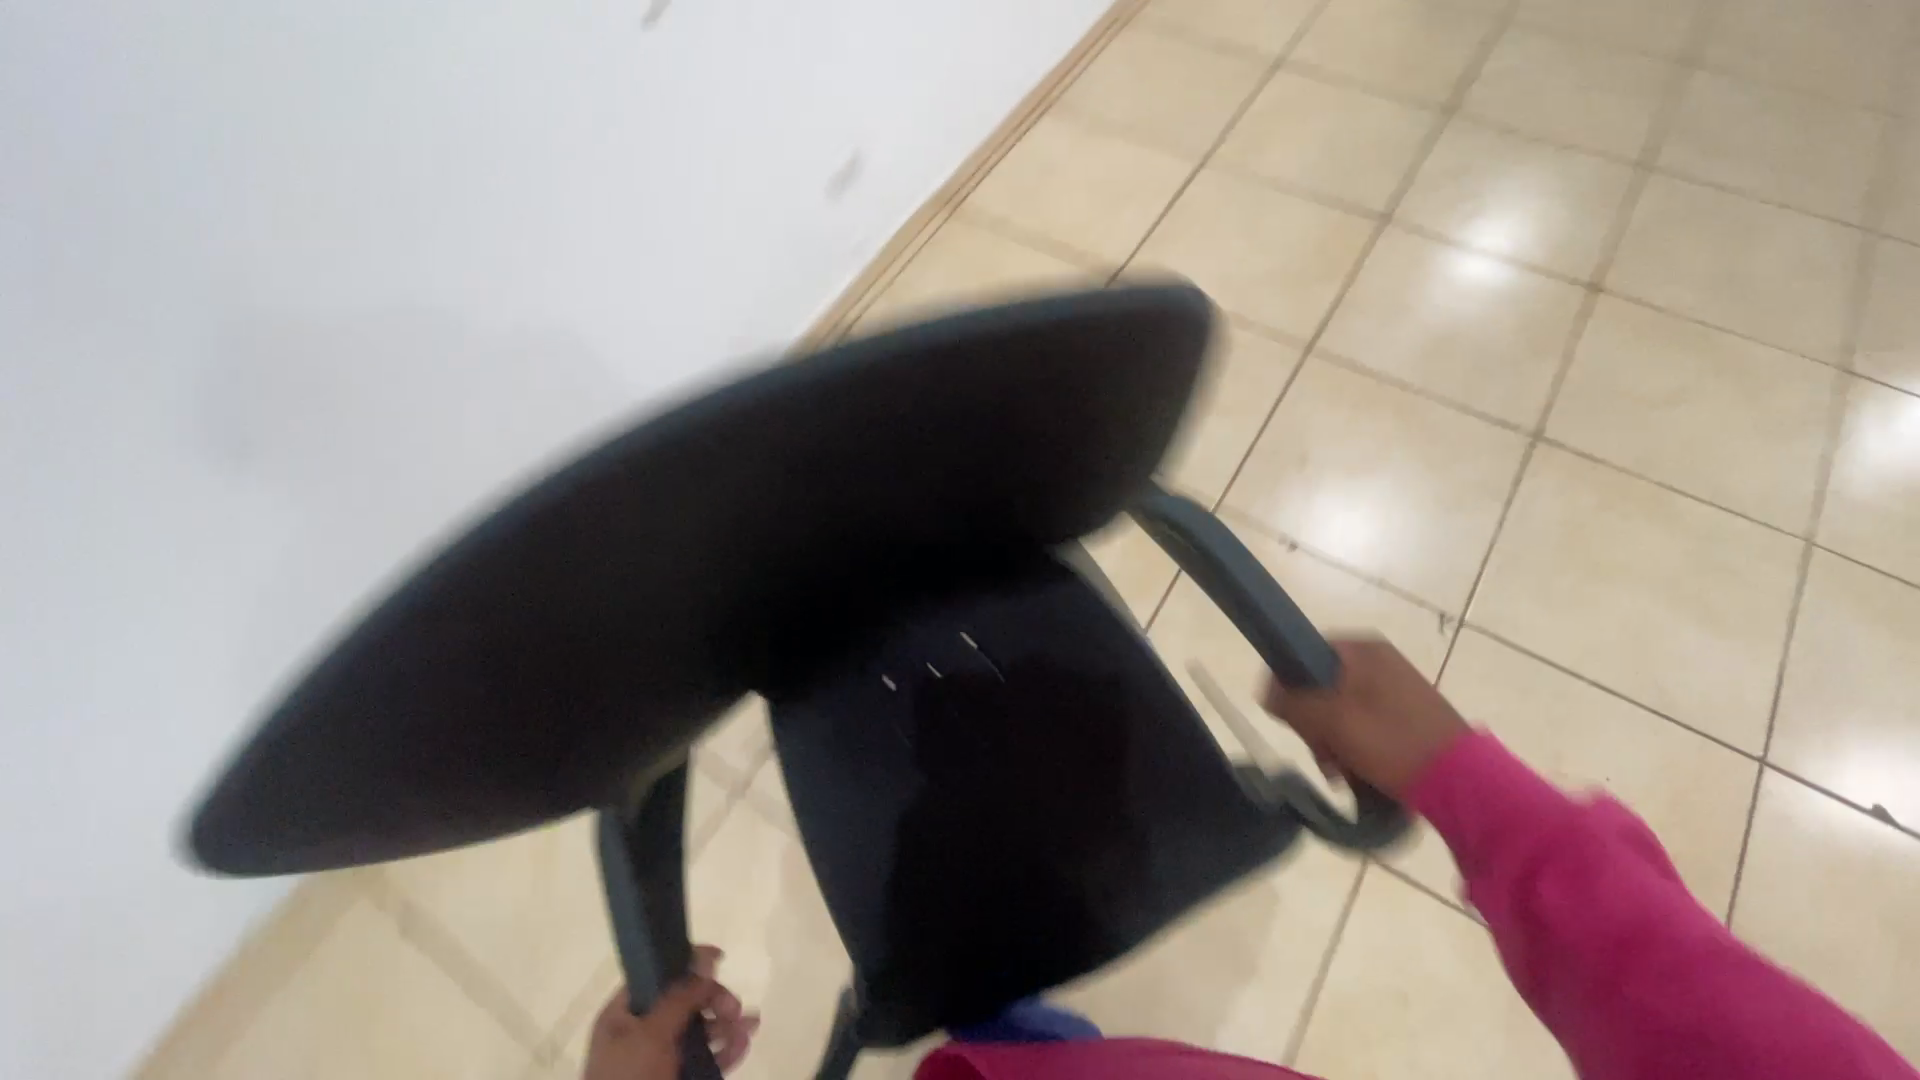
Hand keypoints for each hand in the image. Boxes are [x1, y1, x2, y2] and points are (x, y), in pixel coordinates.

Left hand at [583, 945, 759, 1079]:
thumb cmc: (628, 1079)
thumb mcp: (651, 1034)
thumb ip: (680, 997)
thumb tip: (705, 958)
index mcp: (624, 1016)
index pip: (657, 976)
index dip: (687, 963)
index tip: (719, 958)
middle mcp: (643, 1032)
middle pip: (686, 1001)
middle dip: (714, 999)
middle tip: (733, 1007)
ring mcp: (662, 1059)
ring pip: (702, 1029)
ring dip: (728, 1023)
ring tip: (751, 1025)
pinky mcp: (680, 1079)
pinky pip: (708, 1058)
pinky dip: (727, 1049)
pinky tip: (744, 1043)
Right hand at [1260, 637, 1469, 800]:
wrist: (1462, 783)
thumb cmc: (1392, 741)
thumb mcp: (1331, 720)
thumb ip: (1291, 701)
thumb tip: (1266, 691)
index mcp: (1362, 649)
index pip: (1302, 654)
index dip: (1288, 686)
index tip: (1290, 719)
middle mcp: (1378, 661)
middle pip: (1318, 686)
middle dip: (1313, 724)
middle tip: (1322, 752)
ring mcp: (1393, 689)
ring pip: (1336, 709)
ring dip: (1330, 741)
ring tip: (1340, 770)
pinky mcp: (1404, 716)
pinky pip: (1360, 724)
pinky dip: (1352, 747)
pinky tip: (1356, 771)